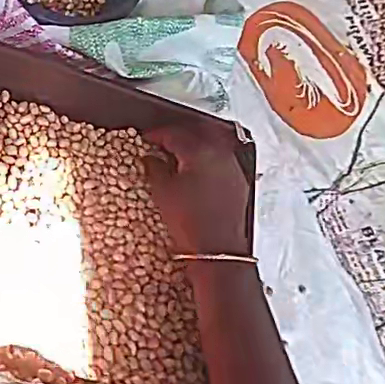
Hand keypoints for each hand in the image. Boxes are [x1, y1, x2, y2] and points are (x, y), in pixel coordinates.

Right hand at [143, 122, 250, 255]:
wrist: (216, 249)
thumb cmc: (190, 223)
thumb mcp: (163, 193)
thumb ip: (155, 168)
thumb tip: (150, 159)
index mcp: (199, 152)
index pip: (174, 134)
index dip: (157, 134)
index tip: (147, 139)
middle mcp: (220, 155)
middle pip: (195, 135)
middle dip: (176, 137)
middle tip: (159, 145)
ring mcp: (232, 168)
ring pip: (209, 147)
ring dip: (191, 149)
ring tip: (175, 159)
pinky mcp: (237, 182)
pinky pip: (218, 162)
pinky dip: (204, 162)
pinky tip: (193, 173)